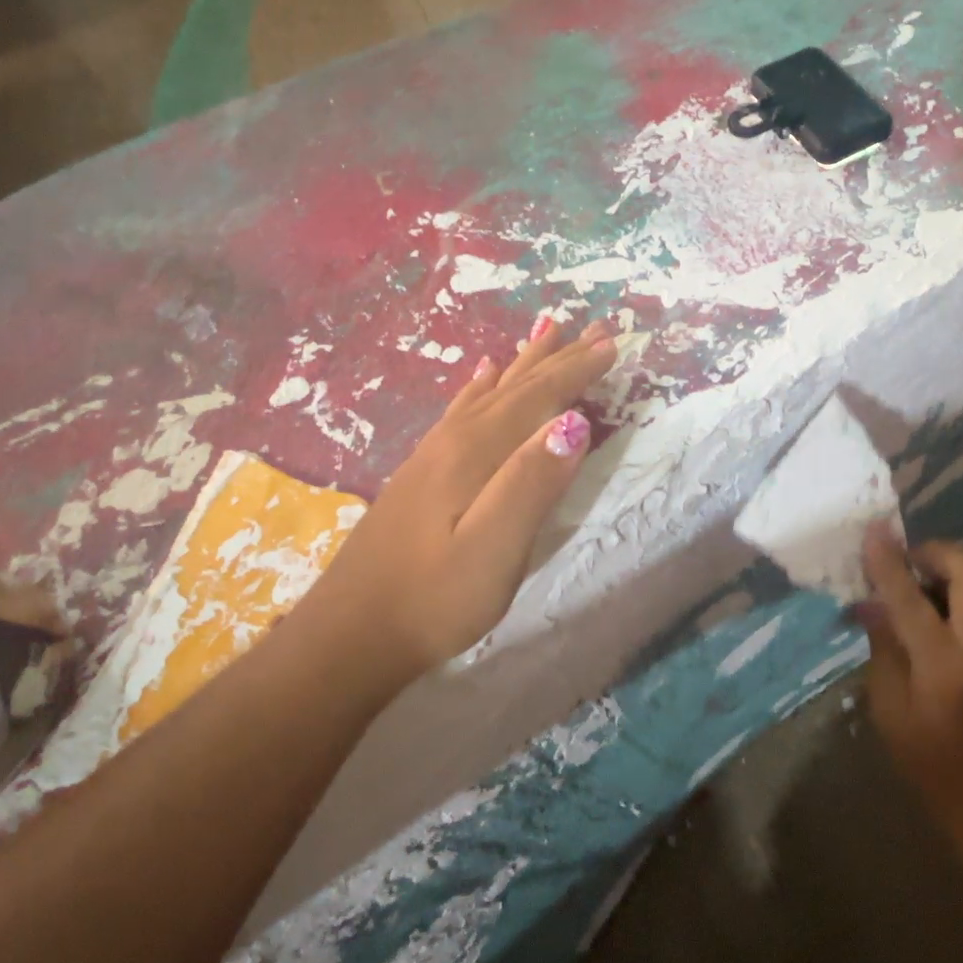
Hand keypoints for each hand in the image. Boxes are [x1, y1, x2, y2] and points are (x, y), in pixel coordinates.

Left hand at [290, 318, 615, 686]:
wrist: (351, 635)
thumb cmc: (433, 600)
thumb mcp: (493, 549)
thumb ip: (532, 484)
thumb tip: (574, 423)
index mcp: (474, 454)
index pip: (536, 399)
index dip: (575, 371)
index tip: (611, 342)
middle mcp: (452, 443)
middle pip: (512, 388)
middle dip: (555, 359)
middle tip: (591, 327)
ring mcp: (431, 457)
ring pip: (487, 396)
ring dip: (521, 366)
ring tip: (543, 333)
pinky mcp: (420, 478)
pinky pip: (460, 414)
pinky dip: (479, 390)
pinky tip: (481, 380)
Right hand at [859, 523, 962, 825]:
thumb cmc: (925, 757)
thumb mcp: (888, 706)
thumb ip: (883, 646)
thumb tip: (871, 602)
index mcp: (942, 664)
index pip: (911, 598)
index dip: (889, 562)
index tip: (872, 530)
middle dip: (935, 552)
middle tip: (901, 557)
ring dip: (947, 567)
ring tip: (910, 576)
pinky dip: (954, 586)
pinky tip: (925, 602)